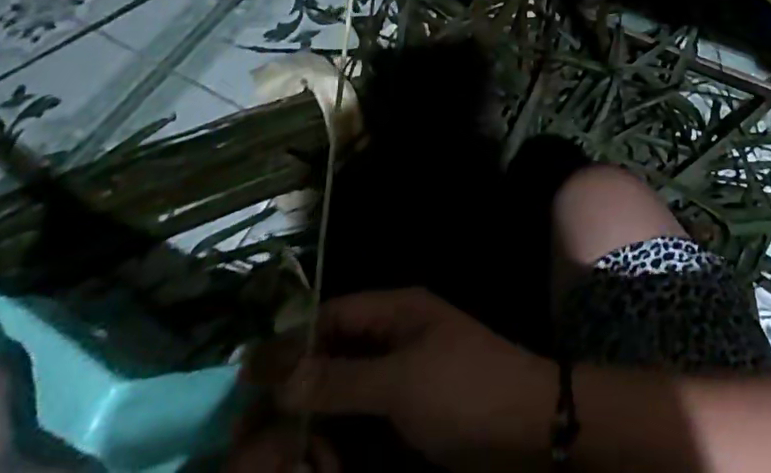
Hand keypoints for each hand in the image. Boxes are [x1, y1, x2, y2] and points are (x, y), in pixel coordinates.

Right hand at [246, 288, 556, 471]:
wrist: (527, 429)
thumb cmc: (466, 391)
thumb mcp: (400, 382)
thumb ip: (336, 378)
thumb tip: (269, 368)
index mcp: (398, 313)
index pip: (330, 316)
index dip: (288, 344)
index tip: (243, 384)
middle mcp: (394, 340)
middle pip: (328, 357)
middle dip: (292, 392)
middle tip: (252, 432)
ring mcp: (398, 381)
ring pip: (336, 395)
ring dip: (309, 422)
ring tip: (280, 454)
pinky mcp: (403, 418)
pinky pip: (355, 423)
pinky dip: (331, 440)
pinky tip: (310, 462)